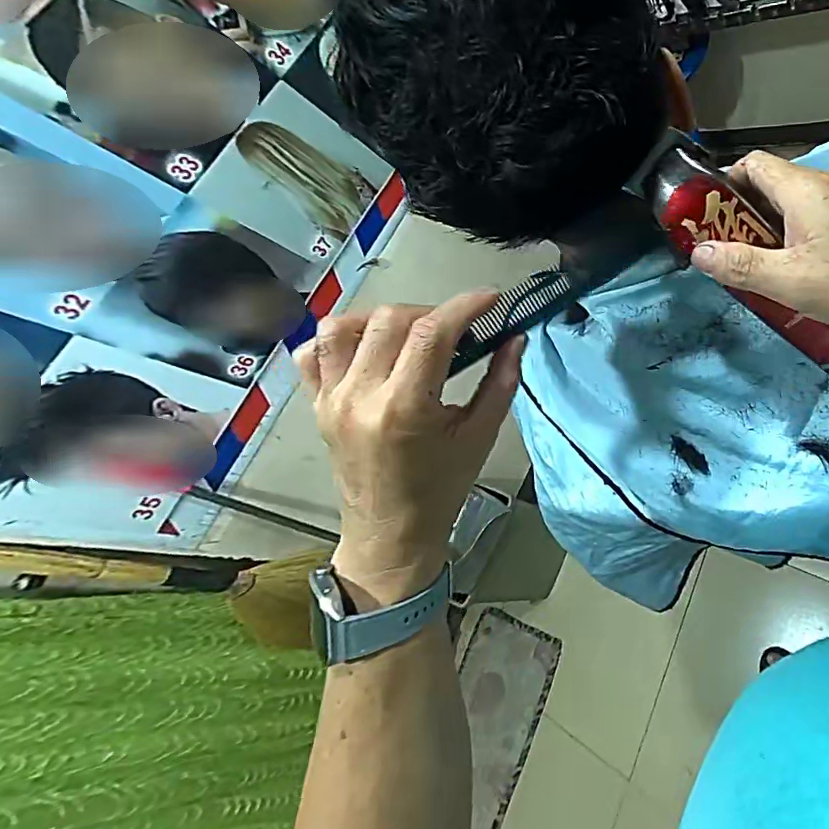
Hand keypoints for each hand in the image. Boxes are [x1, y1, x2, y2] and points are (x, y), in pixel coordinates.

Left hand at [294, 291, 524, 602]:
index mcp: (404, 407)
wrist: (391, 529)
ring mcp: (330, 398)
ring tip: (414, 333)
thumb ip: (501, 381)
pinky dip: (342, 337)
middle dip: (432, 311)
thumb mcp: (482, 434)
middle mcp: (359, 396)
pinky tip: (372, 347)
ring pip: (343, 326)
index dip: (465, 306)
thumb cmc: (442, 485)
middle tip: (459, 327)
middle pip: (389, 320)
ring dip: (384, 318)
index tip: (491, 299)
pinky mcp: (317, 403)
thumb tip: (514, 338)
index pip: (431, 333)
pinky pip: (314, 352)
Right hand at [688, 151, 828, 336]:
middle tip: (736, 250)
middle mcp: (827, 182)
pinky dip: (800, 232)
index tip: (713, 219)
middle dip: (747, 213)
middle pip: (773, 183)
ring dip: (774, 227)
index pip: (753, 162)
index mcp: (804, 187)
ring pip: (796, 202)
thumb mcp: (789, 281)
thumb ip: (740, 265)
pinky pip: (819, 214)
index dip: (726, 184)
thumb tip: (699, 252)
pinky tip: (804, 266)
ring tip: (767, 264)